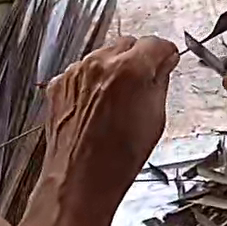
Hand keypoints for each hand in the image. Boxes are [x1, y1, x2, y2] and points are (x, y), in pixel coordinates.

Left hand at [0, 35, 177, 225]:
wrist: (80, 182)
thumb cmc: (118, 159)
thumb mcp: (156, 118)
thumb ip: (160, 81)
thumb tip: (163, 64)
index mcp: (129, 70)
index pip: (155, 43)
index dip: (165, 54)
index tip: (167, 61)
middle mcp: (98, 65)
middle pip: (127, 44)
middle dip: (139, 59)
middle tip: (146, 82)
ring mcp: (75, 74)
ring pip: (103, 56)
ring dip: (114, 70)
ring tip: (119, 101)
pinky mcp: (59, 85)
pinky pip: (82, 72)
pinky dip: (92, 82)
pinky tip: (99, 107)